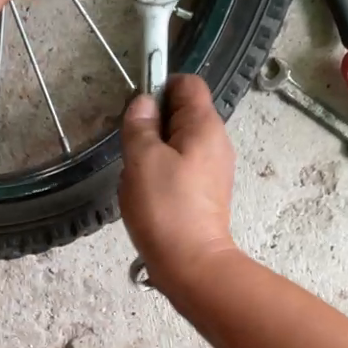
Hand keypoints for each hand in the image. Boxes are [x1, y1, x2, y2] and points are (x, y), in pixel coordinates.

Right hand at [119, 75, 238, 292]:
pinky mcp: (205, 195)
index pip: (187, 83)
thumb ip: (140, 126)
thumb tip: (142, 103)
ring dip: (153, 156)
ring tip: (137, 180)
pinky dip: (161, 177)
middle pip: (181, 115)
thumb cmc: (166, 209)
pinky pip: (179, 171)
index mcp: (204, 126)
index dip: (159, 86)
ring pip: (177, 146)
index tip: (135, 110)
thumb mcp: (142, 161)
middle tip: (131, 151)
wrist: (191, 264)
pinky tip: (147, 199)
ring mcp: (213, 171)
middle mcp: (216, 143)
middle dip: (152, 127)